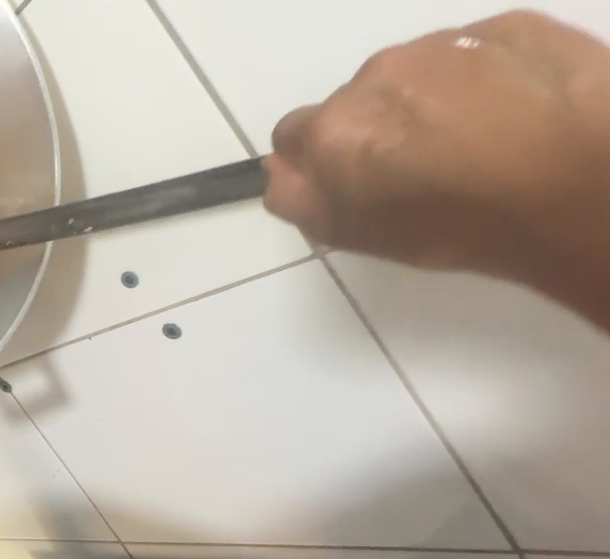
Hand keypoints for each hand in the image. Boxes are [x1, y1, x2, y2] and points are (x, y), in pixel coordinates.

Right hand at [264, 12, 609, 320]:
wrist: (577, 189)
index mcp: (331, 127)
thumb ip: (295, 196)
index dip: (317, 158)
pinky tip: (505, 110)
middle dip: (372, 123)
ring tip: (465, 135)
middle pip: (354, 97)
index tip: (348, 178)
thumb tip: (282, 167)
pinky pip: (472, 50)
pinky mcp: (514, 25)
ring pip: (412, 71)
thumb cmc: (446, 224)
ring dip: (423, 97)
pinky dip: (478, 75)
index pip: (294, 132)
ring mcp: (449, 44)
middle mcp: (379, 74)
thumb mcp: (345, 232)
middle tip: (411, 163)